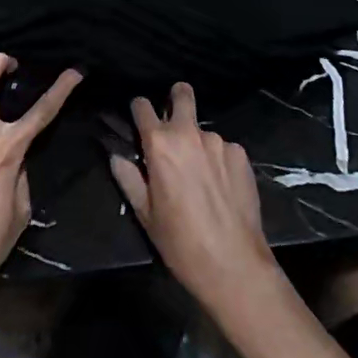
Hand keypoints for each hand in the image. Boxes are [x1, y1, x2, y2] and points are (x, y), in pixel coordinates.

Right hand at [111, 83, 357, 357]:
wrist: (233, 264)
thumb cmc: (180, 242)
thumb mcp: (146, 214)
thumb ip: (128, 178)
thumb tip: (116, 155)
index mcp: (161, 144)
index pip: (143, 107)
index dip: (139, 110)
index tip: (139, 119)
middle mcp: (190, 133)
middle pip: (182, 94)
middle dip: (175, 99)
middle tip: (172, 122)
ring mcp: (219, 141)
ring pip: (203, 130)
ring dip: (197, 143)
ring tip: (200, 177)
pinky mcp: (241, 154)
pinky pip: (223, 149)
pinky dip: (218, 160)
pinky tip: (220, 187)